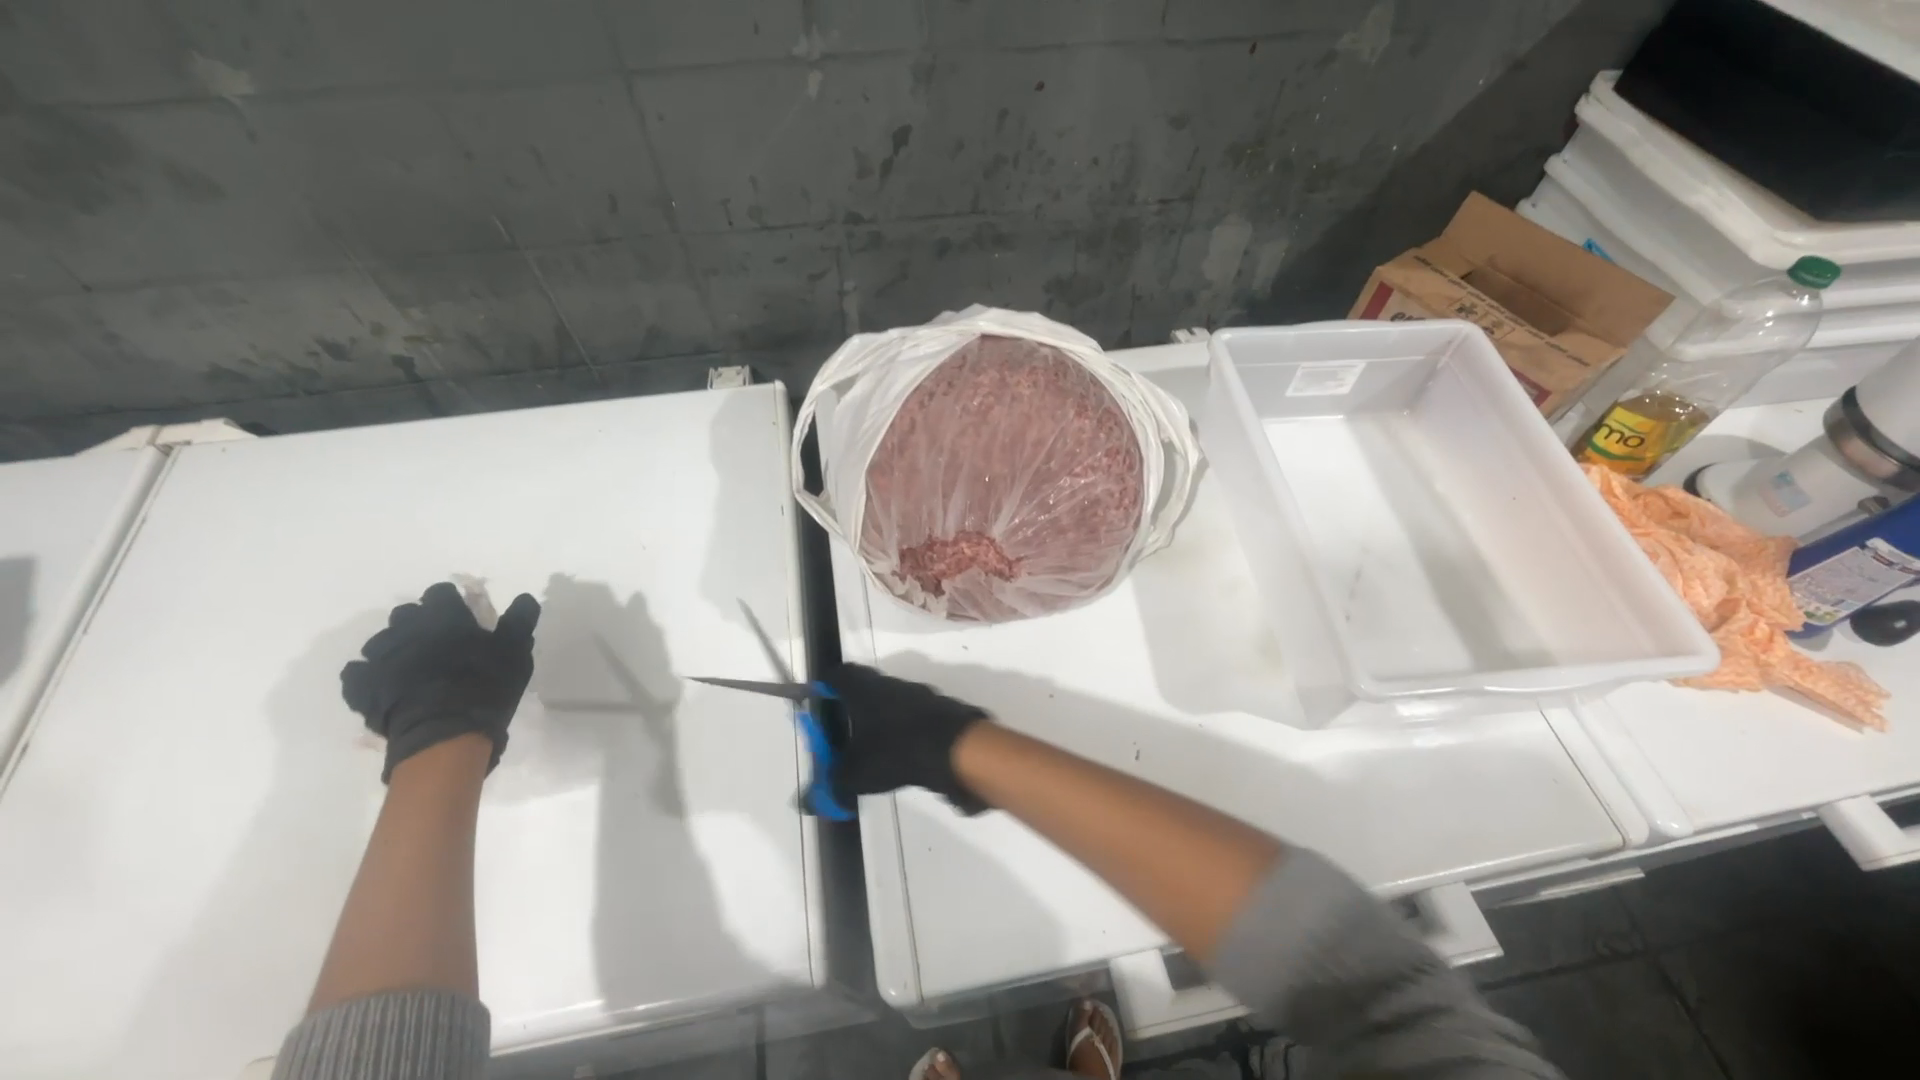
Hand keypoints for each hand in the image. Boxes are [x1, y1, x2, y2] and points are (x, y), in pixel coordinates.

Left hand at [341, 582, 540, 782]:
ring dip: (395, 647)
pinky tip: (383, 684)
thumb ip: (519, 621)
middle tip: (437, 642)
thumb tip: (524, 597)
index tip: (461, 616)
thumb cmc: (486, 686)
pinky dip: (368, 675)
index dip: (451, 602)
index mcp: (443, 616)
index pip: (440, 593)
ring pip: (381, 641)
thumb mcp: (515, 651)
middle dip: (419, 623)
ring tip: (410, 666)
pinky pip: (357, 673)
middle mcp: (406, 628)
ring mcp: (380, 657)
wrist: (446, 732)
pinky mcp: (362, 685)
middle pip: (406, 614)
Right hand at [819, 663, 990, 813]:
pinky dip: (906, 731)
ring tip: (873, 748)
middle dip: (852, 708)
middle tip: (842, 732)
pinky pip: (915, 717)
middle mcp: (892, 684)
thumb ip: (833, 785)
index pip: (837, 675)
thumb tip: (813, 802)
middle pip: (865, 687)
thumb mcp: (856, 775)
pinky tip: (904, 755)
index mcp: (865, 689)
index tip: (817, 703)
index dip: (824, 687)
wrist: (958, 751)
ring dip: (881, 720)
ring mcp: (921, 695)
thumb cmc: (896, 752)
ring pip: (892, 702)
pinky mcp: (942, 710)